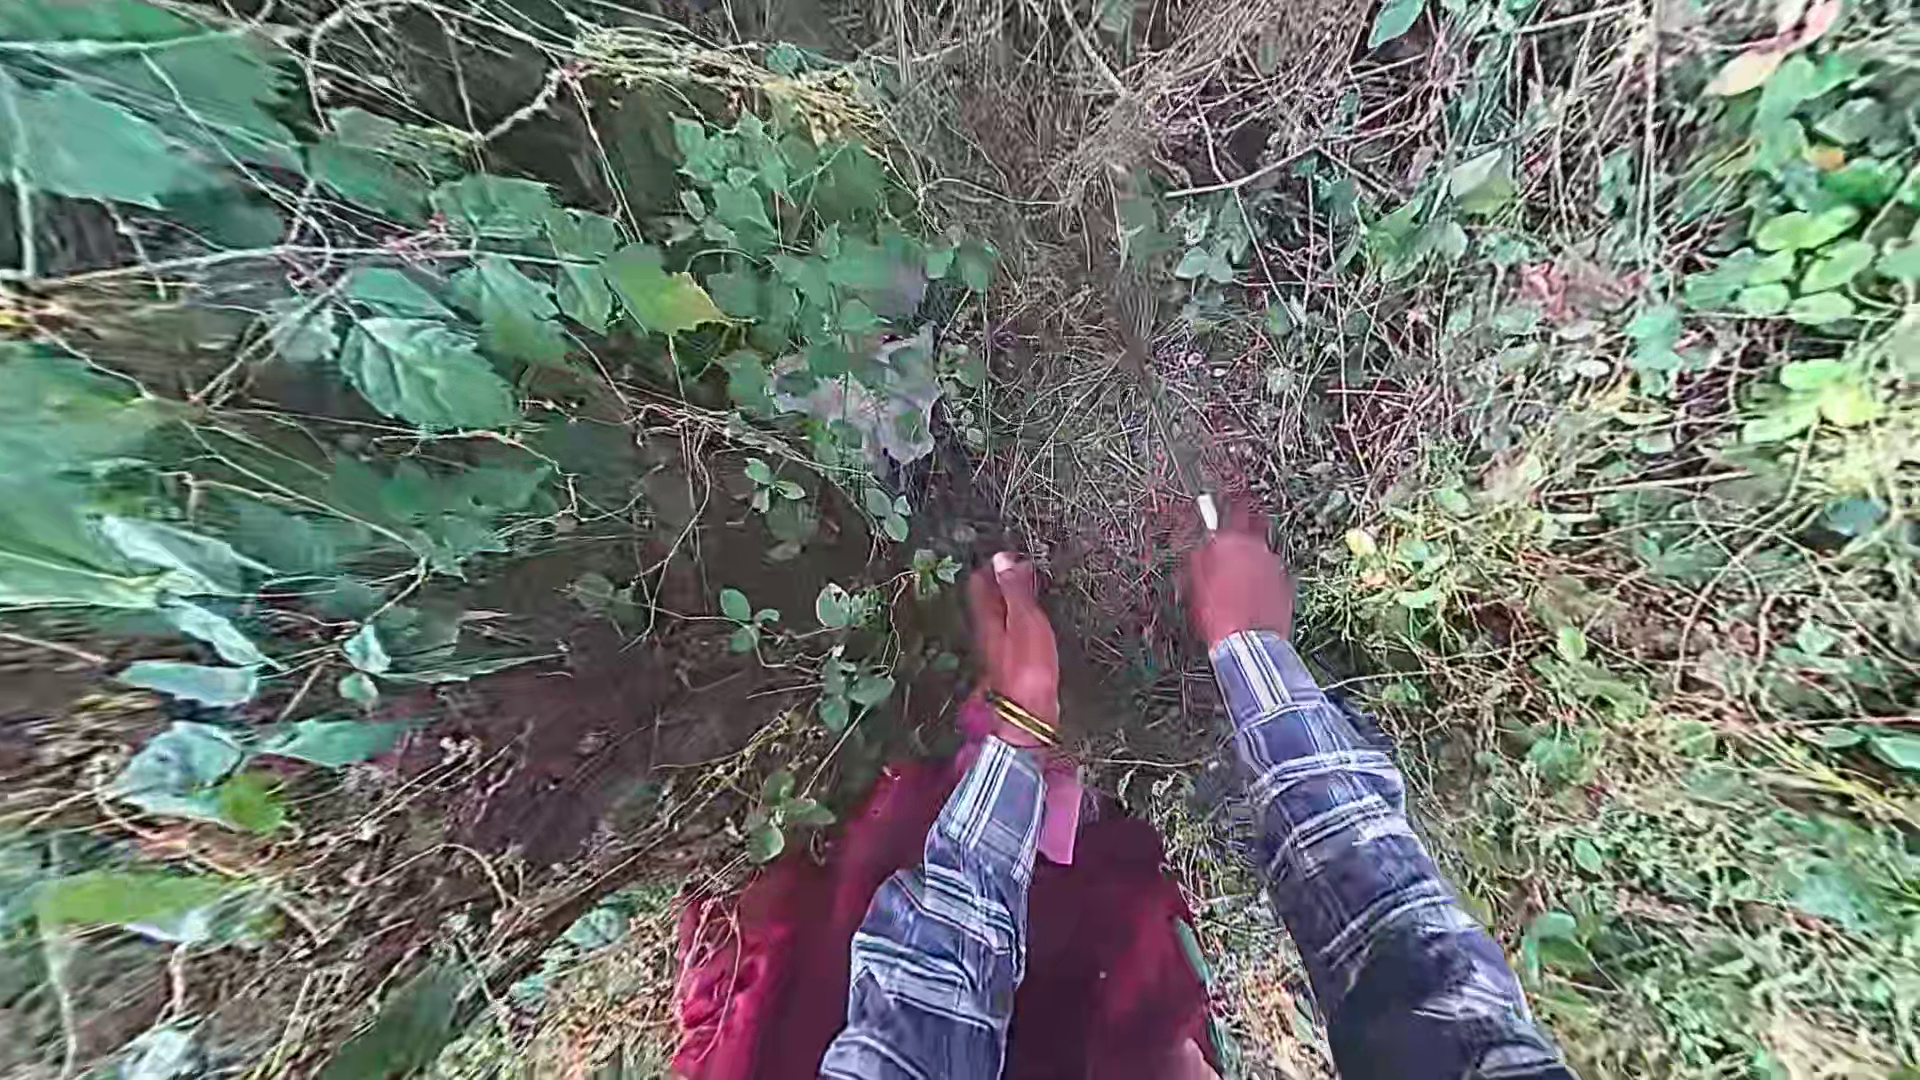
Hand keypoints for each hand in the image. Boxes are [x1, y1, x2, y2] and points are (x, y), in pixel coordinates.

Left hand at [968, 552, 1060, 742]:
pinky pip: (1011, 629)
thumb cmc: (1027, 667)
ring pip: (999, 613)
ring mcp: (995, 646)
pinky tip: (1032, 622)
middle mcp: (985, 629)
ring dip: (1011, 599)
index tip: (1016, 556)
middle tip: (1024, 568)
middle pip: (988, 596)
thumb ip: (1015, 590)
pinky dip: (1019, 618)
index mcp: (986, 615)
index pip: (981, 580)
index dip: (997, 565)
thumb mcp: (1025, 620)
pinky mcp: (1009, 660)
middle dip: (1002, 580)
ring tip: (1031, 590)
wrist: (1027, 714)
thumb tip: (1002, 559)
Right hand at [1184, 505, 1293, 648]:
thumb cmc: (1215, 615)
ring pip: (1262, 545)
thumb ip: (1198, 557)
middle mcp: (1254, 548)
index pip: (1228, 511)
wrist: (1247, 643)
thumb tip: (1199, 542)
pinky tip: (1254, 582)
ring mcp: (1273, 564)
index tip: (1219, 498)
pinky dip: (1263, 571)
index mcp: (1228, 544)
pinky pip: (1272, 569)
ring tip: (1243, 555)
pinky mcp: (1285, 583)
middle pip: (1253, 521)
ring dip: (1253, 547)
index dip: (1223, 502)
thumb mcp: (1193, 583)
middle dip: (1246, 514)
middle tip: (1242, 508)